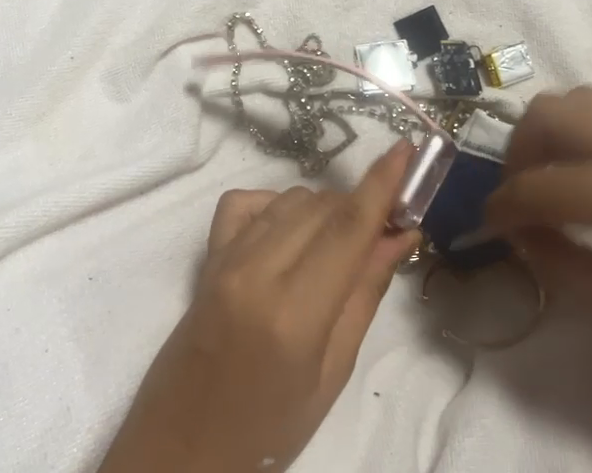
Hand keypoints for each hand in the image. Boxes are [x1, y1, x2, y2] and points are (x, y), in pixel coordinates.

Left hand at [97, 141, 420, 472]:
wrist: (181, 448)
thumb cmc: (268, 428)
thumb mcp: (331, 374)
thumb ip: (365, 294)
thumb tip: (401, 234)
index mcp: (293, 312)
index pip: (347, 226)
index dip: (383, 183)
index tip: (410, 150)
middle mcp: (255, 271)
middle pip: (322, 206)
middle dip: (362, 205)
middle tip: (388, 231)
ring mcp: (224, 259)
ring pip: (290, 199)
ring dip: (325, 209)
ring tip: (341, 245)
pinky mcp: (206, 257)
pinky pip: (247, 202)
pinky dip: (278, 205)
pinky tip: (291, 232)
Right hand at [486, 89, 591, 472]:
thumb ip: (568, 267)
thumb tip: (522, 235)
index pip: (536, 184)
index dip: (502, 206)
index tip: (489, 224)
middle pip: (551, 112)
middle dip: (520, 150)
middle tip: (524, 196)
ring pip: (589, 97)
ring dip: (560, 132)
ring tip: (567, 181)